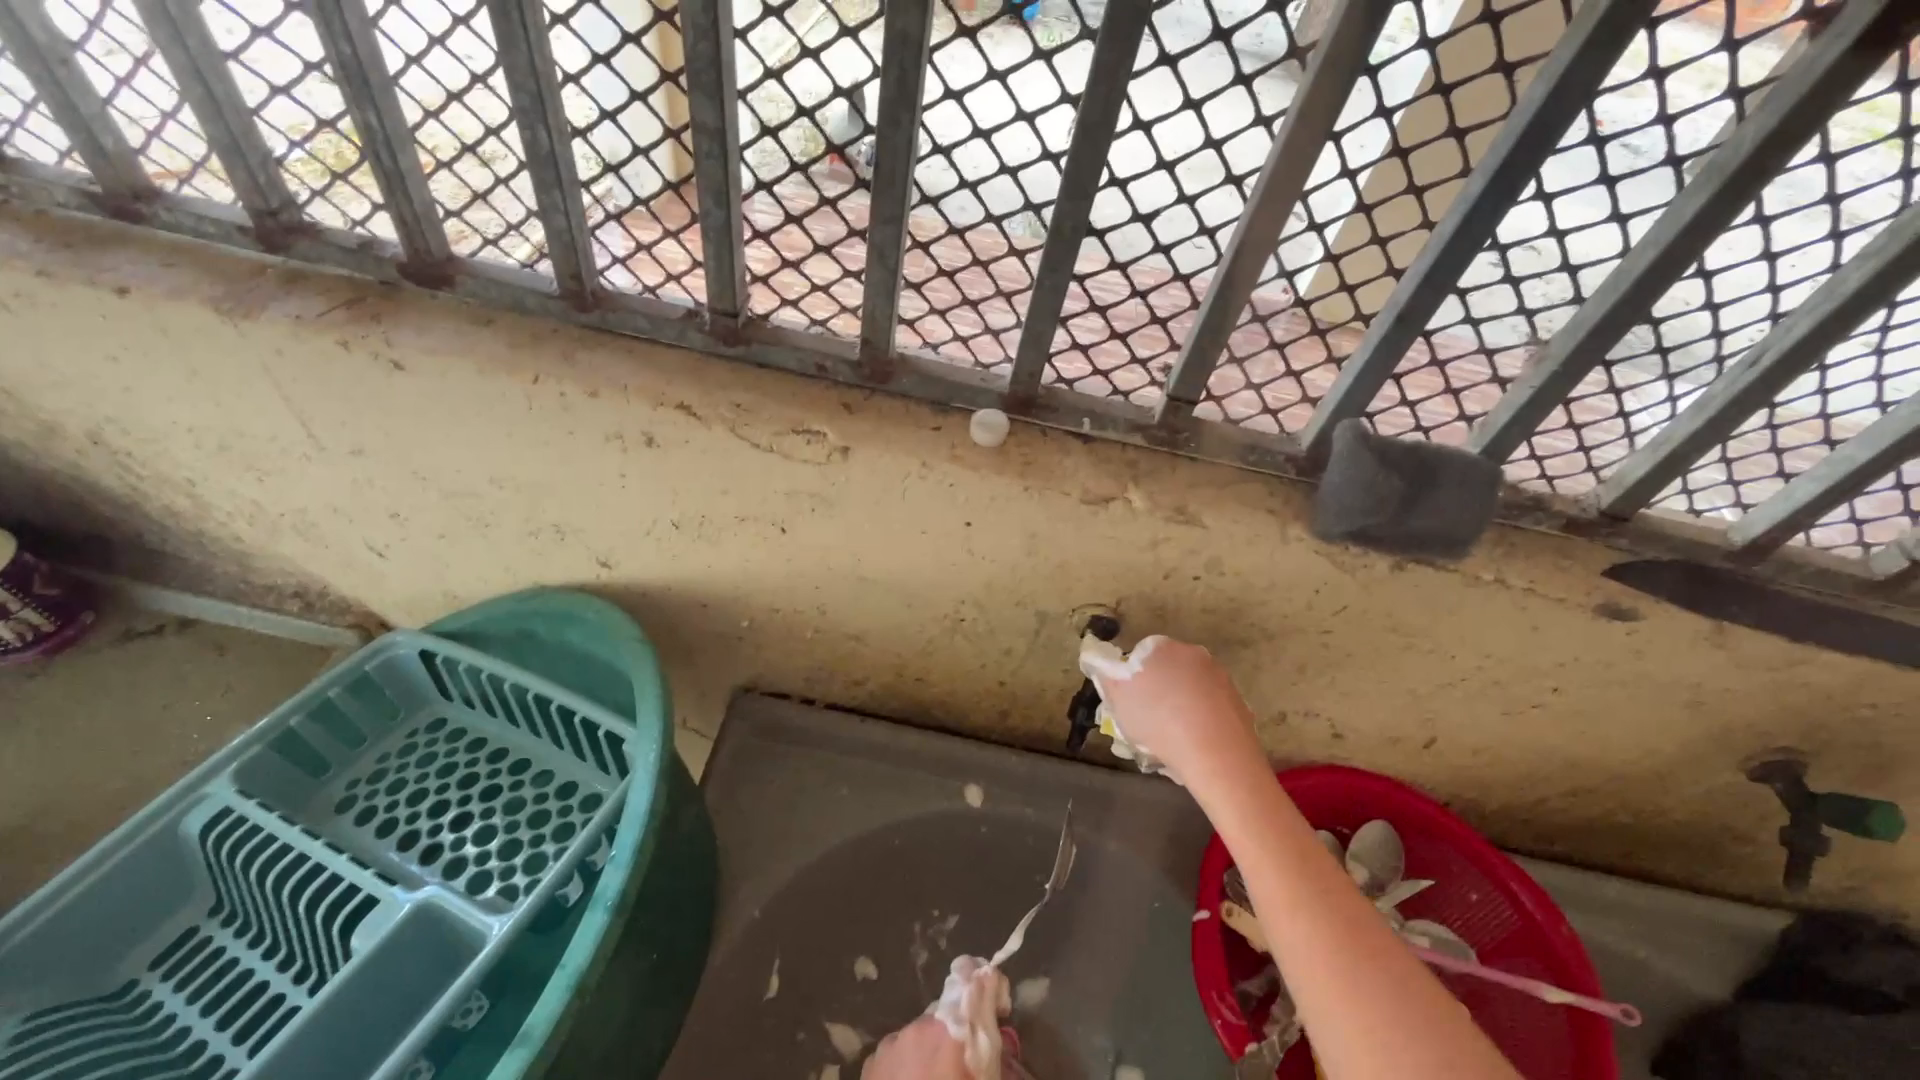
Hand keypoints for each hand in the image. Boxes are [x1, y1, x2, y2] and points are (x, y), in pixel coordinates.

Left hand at [863, 957, 1023, 1079]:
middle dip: (961, 1034)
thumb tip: (1003, 1041)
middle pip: (949, 1014)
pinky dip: (909, 1064)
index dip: (988, 988)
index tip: (999, 1007)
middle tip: (966, 1066)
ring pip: (922, 1034)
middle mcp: (919, 1027)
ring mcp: (891, 1044)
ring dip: (933, 1051)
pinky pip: (899, 1051)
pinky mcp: (871, 1063)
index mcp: (951, 1032)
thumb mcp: (981, 1078)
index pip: (972, 983)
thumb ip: (995, 1060)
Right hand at [1078, 634, 1261, 784]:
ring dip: (1177, 709)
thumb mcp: (1116, 695)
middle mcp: (1193, 654)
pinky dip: (1198, 724)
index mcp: (1161, 647)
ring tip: (1167, 743)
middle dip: (1155, 694)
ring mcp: (1220, 677)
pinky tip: (1190, 747)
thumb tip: (1094, 652)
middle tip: (1144, 725)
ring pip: (1188, 692)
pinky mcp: (1237, 702)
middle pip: (1166, 672)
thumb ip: (1102, 668)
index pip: (1138, 657)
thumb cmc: (1156, 719)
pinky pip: (1208, 710)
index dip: (1129, 682)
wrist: (1215, 752)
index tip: (1128, 706)